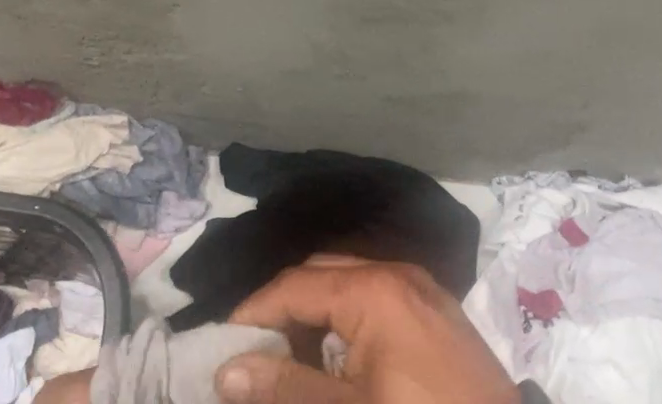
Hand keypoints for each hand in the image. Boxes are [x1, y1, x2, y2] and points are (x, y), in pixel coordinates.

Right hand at [215, 257, 517, 403]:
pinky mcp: (440, 314)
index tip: (220, 349)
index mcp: (373, 287)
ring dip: (315, 317)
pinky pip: (379, 300)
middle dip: (282, 311)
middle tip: (253, 355)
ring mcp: (424, 291)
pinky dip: (348, 322)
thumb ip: (287, 388)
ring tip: (292, 361)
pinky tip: (340, 360)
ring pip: (349, 285)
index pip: (292, 285)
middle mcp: (397, 273)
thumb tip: (225, 373)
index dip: (251, 314)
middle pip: (320, 274)